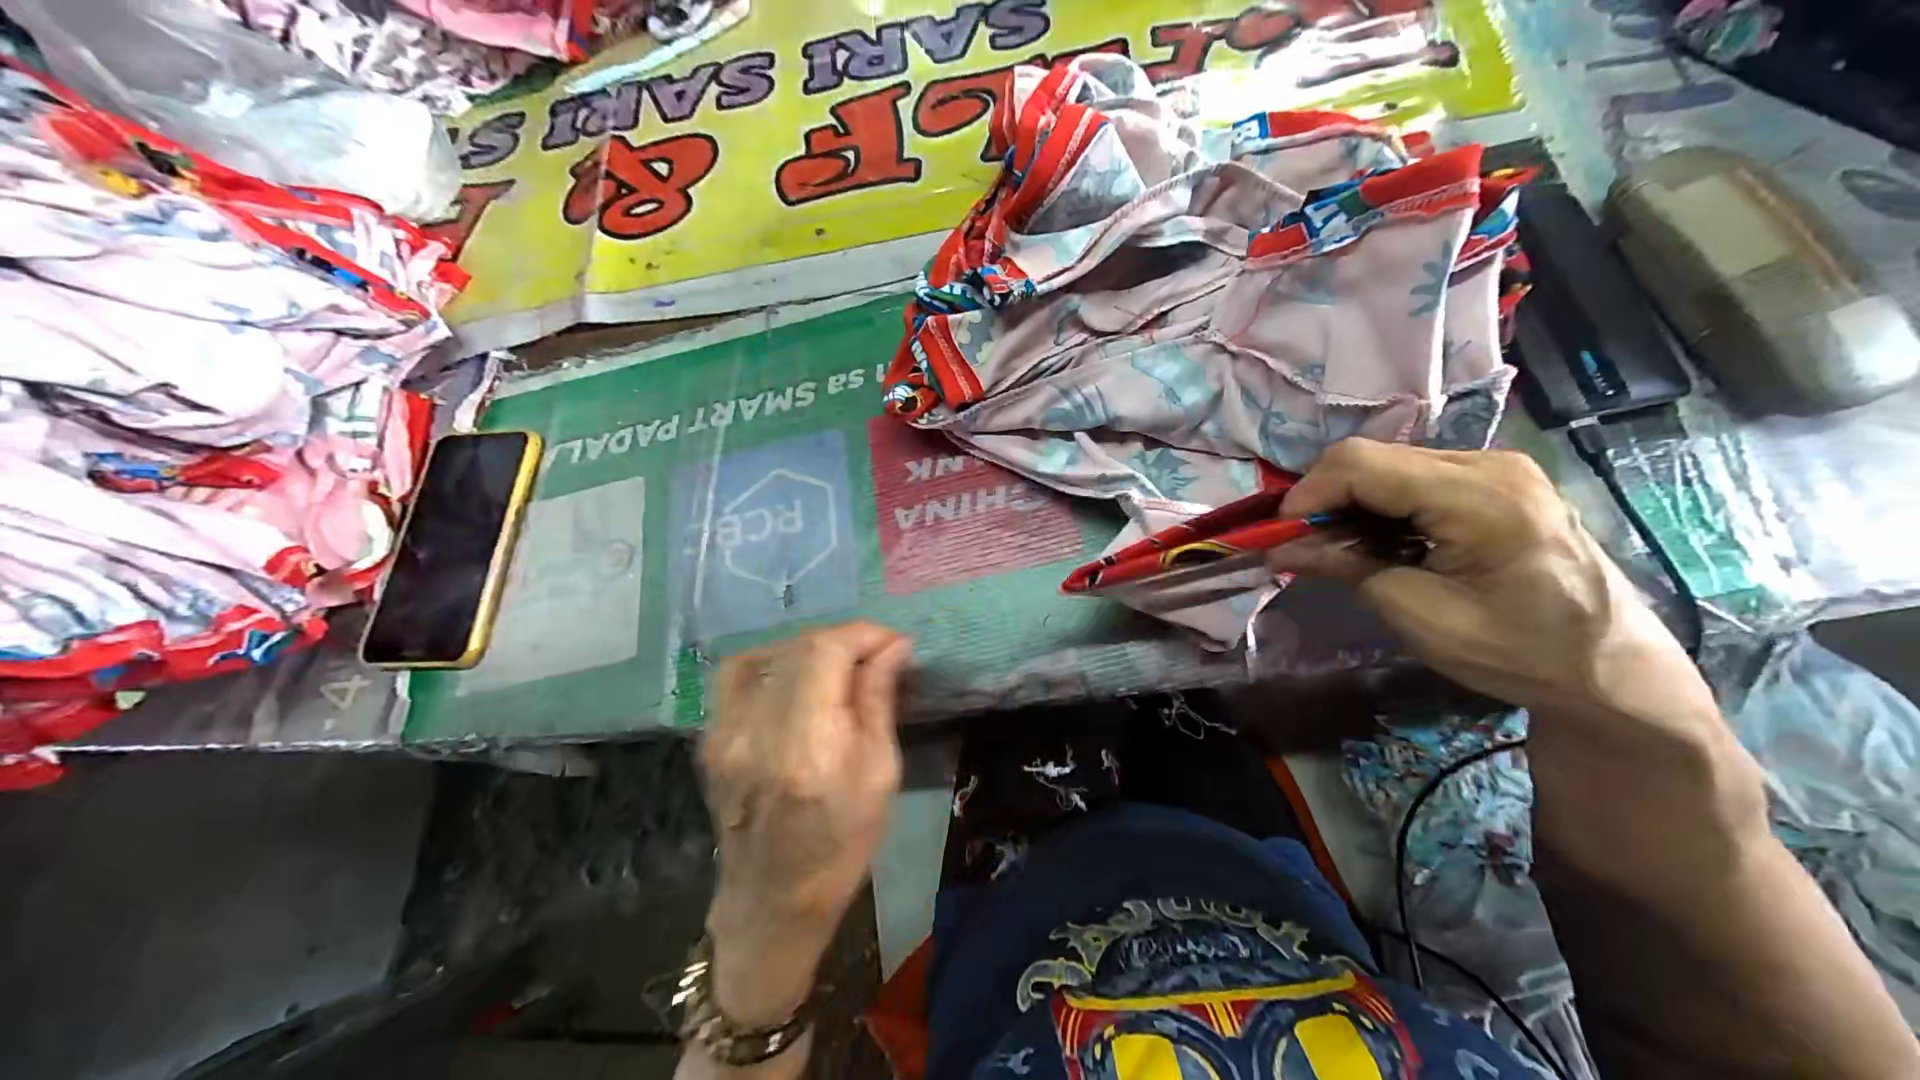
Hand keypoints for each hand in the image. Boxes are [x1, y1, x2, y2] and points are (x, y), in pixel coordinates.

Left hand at [698, 622, 911, 1024]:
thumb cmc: (841, 845)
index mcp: (807, 748)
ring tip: (838, 667)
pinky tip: (796, 678)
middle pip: (799, 647)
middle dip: (844, 640)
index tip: (892, 643)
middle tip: (874, 656)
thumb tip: (895, 647)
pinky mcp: (711, 737)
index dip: (862, 634)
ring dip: (811, 649)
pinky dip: (774, 662)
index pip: (826, 652)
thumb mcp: (879, 776)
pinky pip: (740, 674)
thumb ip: (879, 702)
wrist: (771, 900)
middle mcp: (757, 732)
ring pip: (769, 653)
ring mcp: (725, 733)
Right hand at [1266, 439, 1713, 728]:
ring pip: (1390, 464)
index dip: (1309, 493)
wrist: (1611, 669)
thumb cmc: (1518, 652)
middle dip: (1327, 498)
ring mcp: (1498, 469)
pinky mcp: (1498, 481)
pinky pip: (1416, 477)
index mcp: (1480, 497)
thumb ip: (1348, 570)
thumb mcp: (1421, 617)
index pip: (1363, 464)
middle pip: (1374, 457)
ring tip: (1345, 550)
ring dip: (1353, 503)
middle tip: (1308, 548)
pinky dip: (1382, 505)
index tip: (1282, 536)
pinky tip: (1383, 542)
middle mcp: (1490, 464)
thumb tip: (1281, 550)